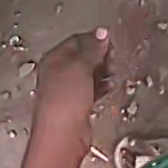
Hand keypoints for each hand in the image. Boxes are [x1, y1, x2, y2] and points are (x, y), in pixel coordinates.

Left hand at [29, 29, 110, 161]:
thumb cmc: (66, 97)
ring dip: (101, 72)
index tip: (111, 42)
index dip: (94, 39)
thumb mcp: (82, 66)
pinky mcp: (75, 105)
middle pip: (81, 57)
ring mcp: (65, 90)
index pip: (76, 40)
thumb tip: (102, 32)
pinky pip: (90, 89)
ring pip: (87, 74)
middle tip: (114, 59)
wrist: (62, 134)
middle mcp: (57, 73)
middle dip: (99, 56)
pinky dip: (100, 86)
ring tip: (114, 72)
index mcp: (53, 58)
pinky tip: (110, 87)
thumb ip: (93, 48)